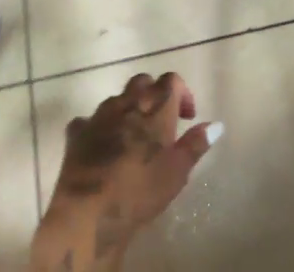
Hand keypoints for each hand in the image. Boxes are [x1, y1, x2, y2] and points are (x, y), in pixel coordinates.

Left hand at [34, 73, 217, 269]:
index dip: (183, 93)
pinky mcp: (76, 133)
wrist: (90, 212)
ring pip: (116, 99)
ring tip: (133, 135)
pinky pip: (89, 120)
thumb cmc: (141, 189)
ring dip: (127, 109)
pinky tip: (102, 145)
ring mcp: (98, 115)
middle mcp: (127, 102)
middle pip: (143, 82)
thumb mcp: (178, 171)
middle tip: (161, 121)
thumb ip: (196, 143)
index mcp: (156, 106)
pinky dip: (98, 127)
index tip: (187, 117)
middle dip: (154, 94)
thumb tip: (216, 124)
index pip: (172, 80)